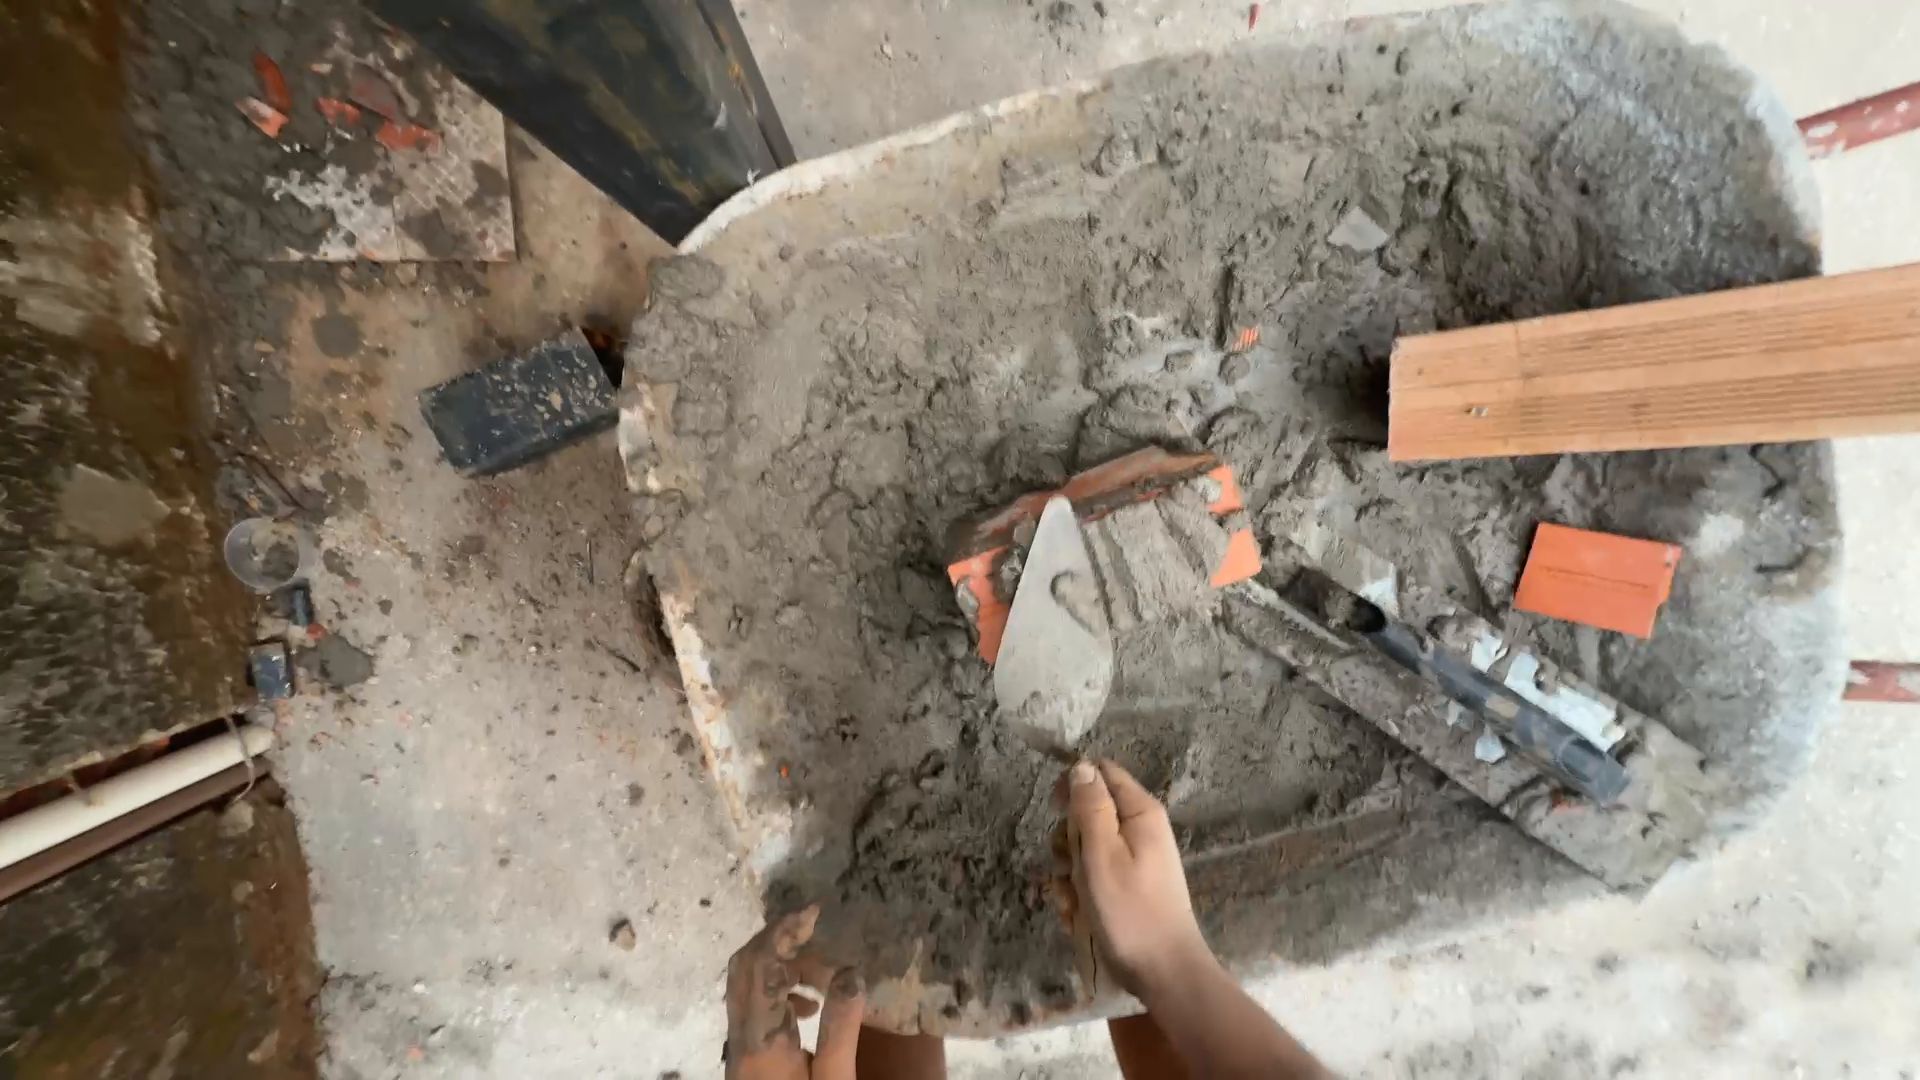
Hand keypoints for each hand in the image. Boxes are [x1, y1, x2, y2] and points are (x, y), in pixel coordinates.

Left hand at [724, 905, 865, 1079]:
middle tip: (814, 927)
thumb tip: (851, 971)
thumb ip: (840, 1028)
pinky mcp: (745, 1059)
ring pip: (744, 983)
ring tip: (823, 970)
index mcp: (760, 1039)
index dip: (784, 930)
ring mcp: (738, 1048)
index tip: (816, 911)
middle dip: (777, 937)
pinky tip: (809, 1005)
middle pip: (743, 966)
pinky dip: (776, 988)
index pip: (760, 964)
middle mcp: (740, 1037)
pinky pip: (751, 1004)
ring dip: (779, 963)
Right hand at [1053, 760, 1214, 999]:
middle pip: (1088, 811)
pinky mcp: (1127, 885)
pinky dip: (1080, 891)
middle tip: (1067, 864)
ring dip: (1069, 870)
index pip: (1101, 772)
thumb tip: (1081, 766)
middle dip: (1068, 837)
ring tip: (1073, 898)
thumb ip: (1090, 806)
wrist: (1164, 975)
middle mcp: (1139, 829)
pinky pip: (1093, 874)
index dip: (1073, 784)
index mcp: (1139, 812)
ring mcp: (1133, 859)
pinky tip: (1078, 913)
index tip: (1054, 810)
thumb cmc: (1131, 911)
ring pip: (1085, 846)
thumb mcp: (1102, 854)